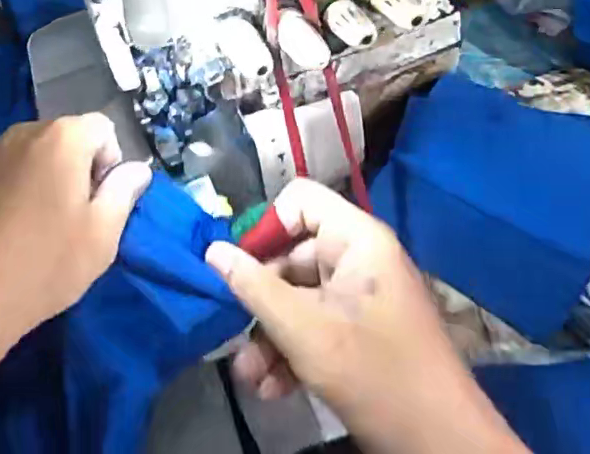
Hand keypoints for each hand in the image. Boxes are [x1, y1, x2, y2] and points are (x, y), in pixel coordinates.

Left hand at [0, 114, 153, 367]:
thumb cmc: (44, 265)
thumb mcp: (101, 235)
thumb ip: (124, 192)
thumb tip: (138, 168)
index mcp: (62, 137)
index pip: (102, 128)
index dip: (109, 162)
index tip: (98, 203)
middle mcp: (24, 131)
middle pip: (66, 136)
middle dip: (78, 168)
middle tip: (72, 219)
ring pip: (34, 152)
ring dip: (46, 176)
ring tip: (38, 227)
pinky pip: (6, 167)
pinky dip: (16, 186)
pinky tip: (8, 229)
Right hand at [205, 180, 527, 453]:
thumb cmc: (378, 378)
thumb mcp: (306, 332)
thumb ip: (254, 287)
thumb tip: (211, 251)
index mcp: (356, 240)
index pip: (299, 200)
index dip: (266, 227)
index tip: (241, 265)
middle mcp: (358, 259)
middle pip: (290, 254)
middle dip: (259, 299)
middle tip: (232, 329)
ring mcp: (360, 299)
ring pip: (297, 296)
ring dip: (269, 334)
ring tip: (249, 374)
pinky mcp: (360, 334)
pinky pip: (314, 324)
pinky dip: (291, 351)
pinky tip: (270, 388)